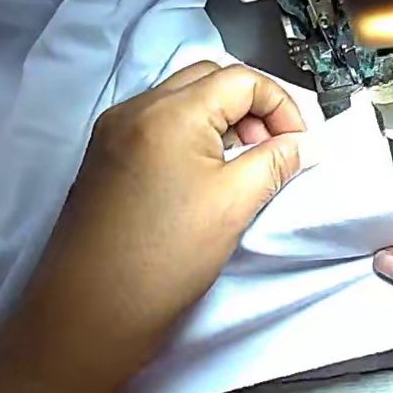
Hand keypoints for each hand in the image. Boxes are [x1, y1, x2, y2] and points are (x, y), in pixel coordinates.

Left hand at [7, 62, 309, 379]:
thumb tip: (304, 144)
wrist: (88, 314)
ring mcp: (113, 129)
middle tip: (271, 149)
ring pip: (181, 98)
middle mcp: (135, 107)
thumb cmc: (165, 260)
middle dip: (251, 105)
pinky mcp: (104, 152)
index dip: (281, 105)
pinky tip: (203, 172)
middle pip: (209, 78)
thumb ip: (276, 161)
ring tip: (241, 163)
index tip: (298, 145)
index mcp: (169, 112)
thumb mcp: (235, 204)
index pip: (241, 79)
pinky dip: (189, 132)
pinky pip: (157, 122)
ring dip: (220, 117)